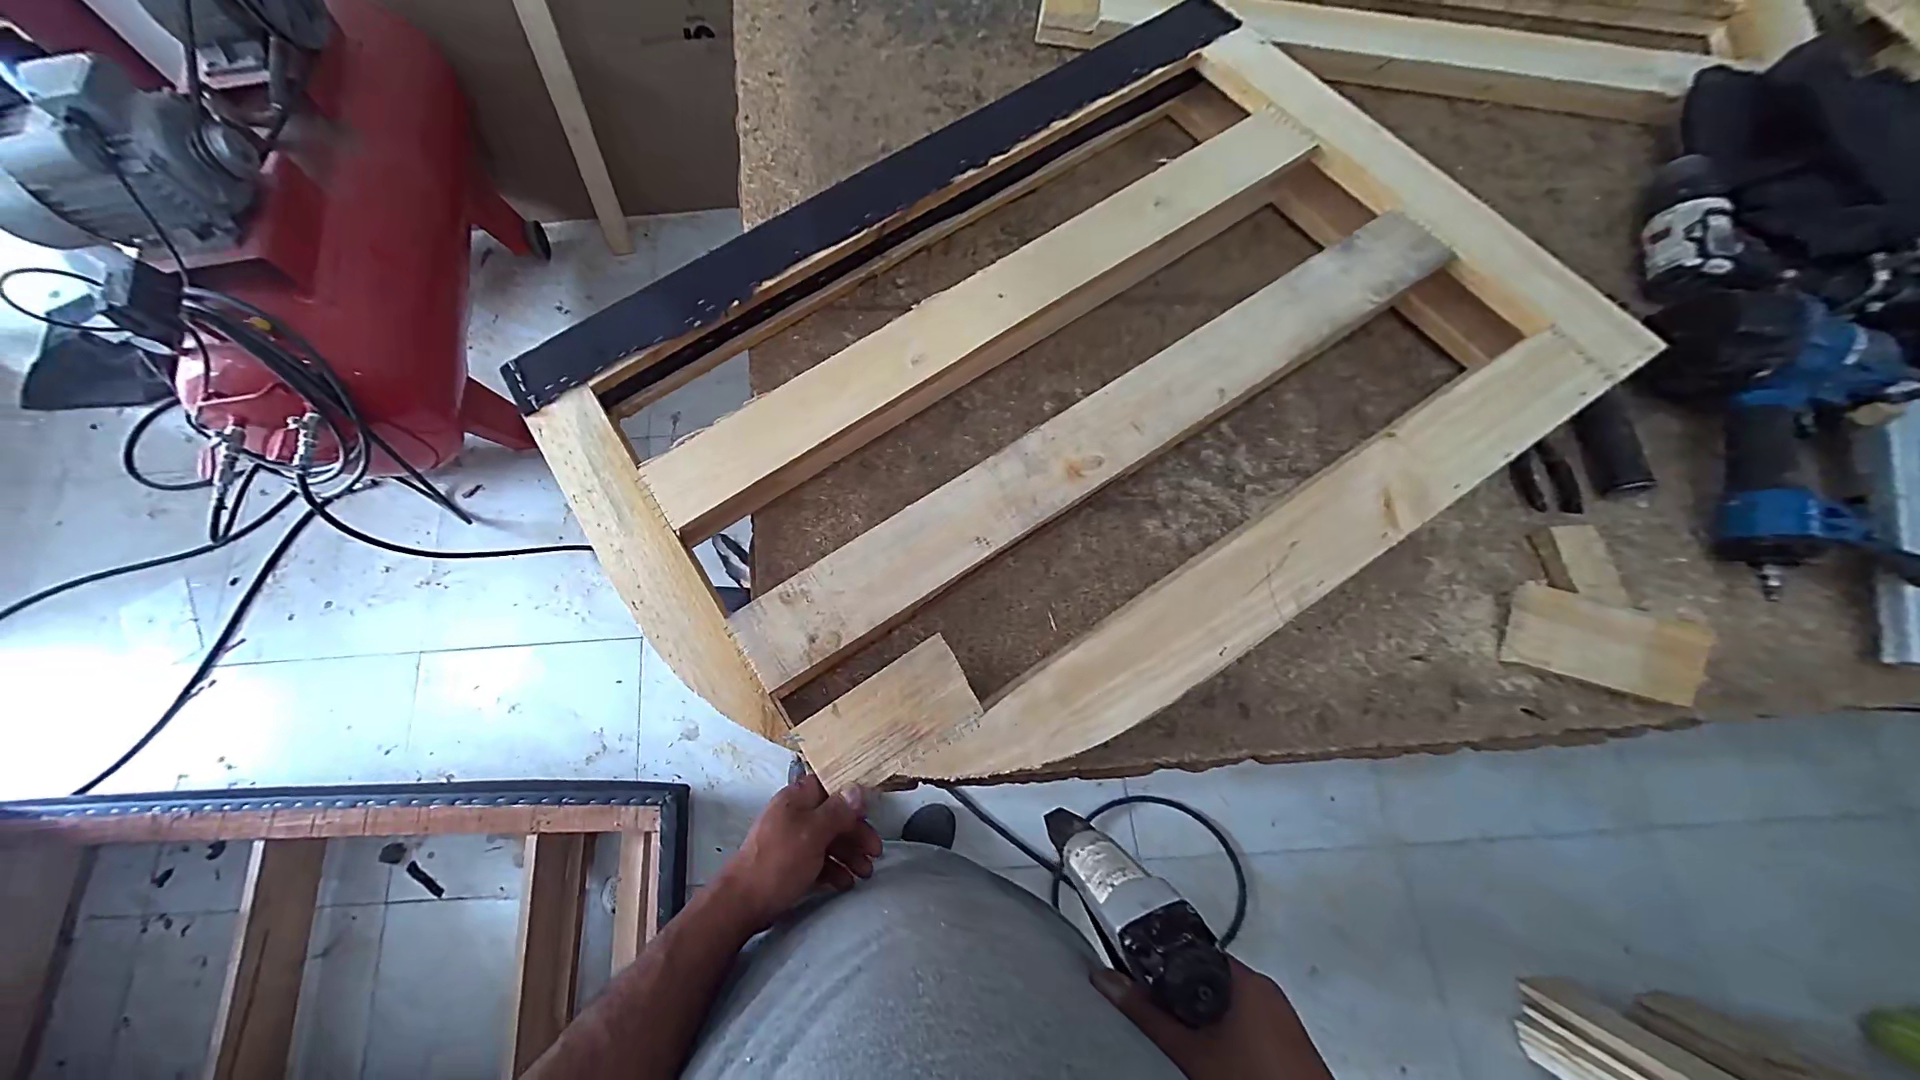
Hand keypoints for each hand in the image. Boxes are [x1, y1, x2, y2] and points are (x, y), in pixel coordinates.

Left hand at [710, 773, 882, 933]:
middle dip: (856, 833)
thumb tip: (858, 788)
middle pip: (834, 816)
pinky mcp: (790, 864)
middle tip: (876, 852)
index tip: (872, 811)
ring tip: (866, 873)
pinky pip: (819, 860)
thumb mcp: (813, 833)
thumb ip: (838, 811)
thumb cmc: (778, 862)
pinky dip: (834, 869)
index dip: (852, 796)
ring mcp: (792, 840)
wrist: (741, 905)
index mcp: (796, 798)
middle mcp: (794, 814)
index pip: (830, 786)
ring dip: (849, 854)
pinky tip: (846, 883)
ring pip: (828, 840)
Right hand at [1092, 957, 1333, 1079]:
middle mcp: (1266, 989)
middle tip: (1163, 1020)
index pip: (1192, 952)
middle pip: (1208, 977)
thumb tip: (1108, 981)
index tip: (1142, 980)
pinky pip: (1247, 1022)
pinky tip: (1216, 1059)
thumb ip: (1146, 1013)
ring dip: (1204, 1018)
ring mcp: (1281, 1015)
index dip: (1163, 965)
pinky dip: (1227, 1033)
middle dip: (1183, 997)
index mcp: (1244, 978)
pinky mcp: (1289, 1040)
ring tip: (1189, 1045)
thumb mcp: (1190, 1051)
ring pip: (1226, 1002)